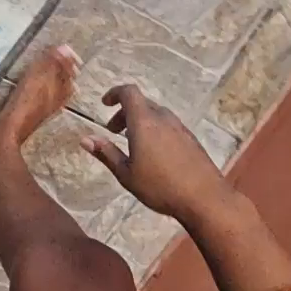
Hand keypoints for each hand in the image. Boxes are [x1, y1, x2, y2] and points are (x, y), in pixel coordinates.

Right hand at [83, 84, 242, 221]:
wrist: (205, 198)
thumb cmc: (160, 187)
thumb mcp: (126, 174)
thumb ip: (106, 153)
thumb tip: (85, 139)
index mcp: (144, 122)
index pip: (129, 92)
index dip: (114, 93)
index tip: (104, 104)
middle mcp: (163, 119)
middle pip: (141, 103)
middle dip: (124, 113)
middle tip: (113, 131)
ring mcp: (180, 128)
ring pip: (156, 114)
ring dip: (140, 122)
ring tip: (132, 144)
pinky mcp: (191, 139)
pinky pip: (168, 125)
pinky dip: (155, 129)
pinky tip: (154, 153)